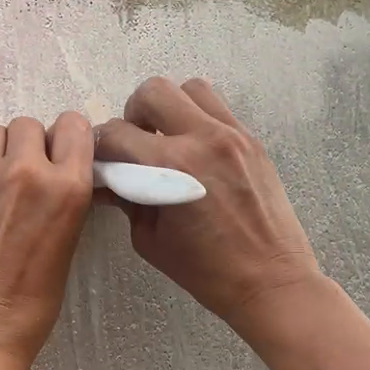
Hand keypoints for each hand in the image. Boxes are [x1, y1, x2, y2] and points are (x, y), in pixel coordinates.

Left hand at [0, 113, 94, 360]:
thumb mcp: (67, 245)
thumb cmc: (30, 305)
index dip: (66, 140)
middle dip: (29, 146)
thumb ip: (63, 199)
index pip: (73, 126)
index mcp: (67, 189)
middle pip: (28, 125)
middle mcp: (25, 172)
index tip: (59, 156)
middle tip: (23, 178)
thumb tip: (56, 174)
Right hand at [95, 78, 320, 331]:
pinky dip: (198, 119)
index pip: (118, 134)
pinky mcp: (251, 141)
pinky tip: (195, 150)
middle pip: (153, 91)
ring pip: (190, 89)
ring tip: (167, 139)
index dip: (100, 145)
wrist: (270, 281)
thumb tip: (107, 180)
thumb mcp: (150, 240)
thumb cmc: (206, 272)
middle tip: (135, 143)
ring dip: (170, 107)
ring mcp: (232, 135)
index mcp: (170, 168)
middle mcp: (202, 139)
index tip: (99, 159)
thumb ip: (127, 200)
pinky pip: (218, 108)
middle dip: (133, 114)